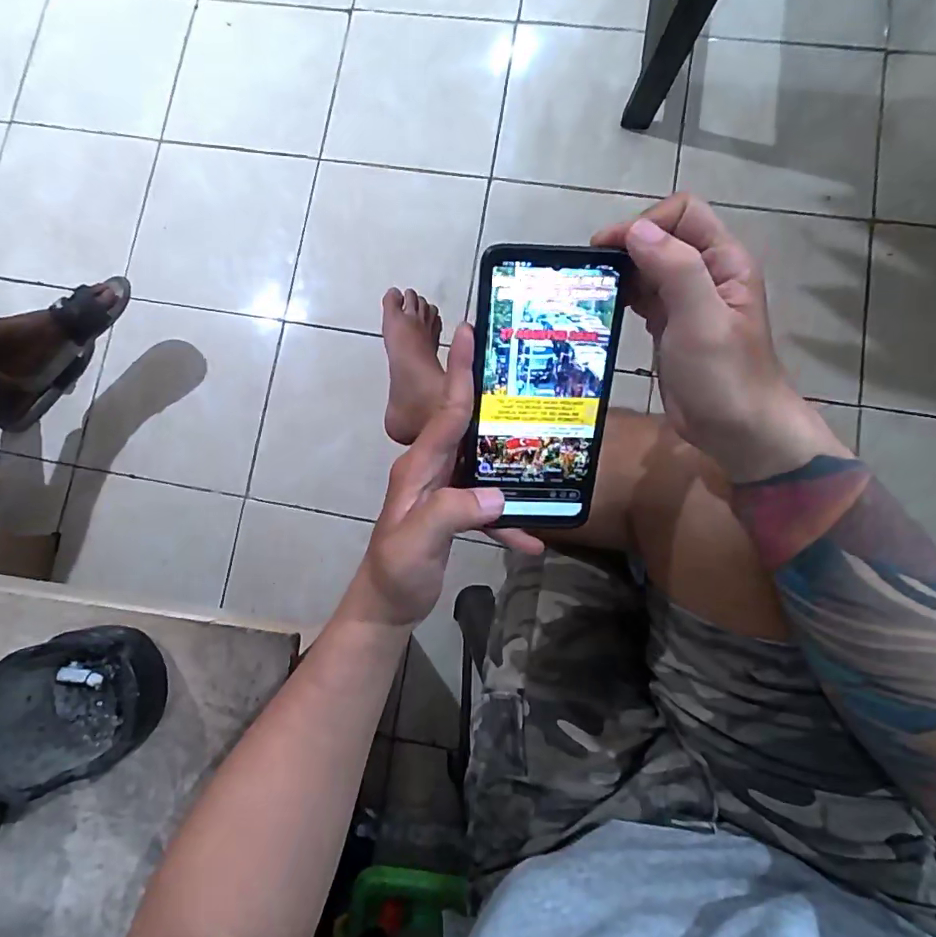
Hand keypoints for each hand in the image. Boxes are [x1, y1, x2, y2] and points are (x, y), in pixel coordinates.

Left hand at [348, 325, 545, 627]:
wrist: (386, 603)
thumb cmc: (395, 571)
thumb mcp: (417, 542)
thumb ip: (450, 513)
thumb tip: (496, 495)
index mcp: (418, 468)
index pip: (445, 413)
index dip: (459, 374)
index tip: (470, 333)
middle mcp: (429, 471)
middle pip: (464, 424)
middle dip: (488, 394)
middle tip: (522, 368)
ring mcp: (441, 491)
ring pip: (482, 462)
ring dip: (512, 457)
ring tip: (549, 444)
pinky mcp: (452, 513)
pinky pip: (487, 506)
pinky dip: (510, 519)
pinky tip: (536, 538)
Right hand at [591, 193, 844, 480]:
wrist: (736, 427)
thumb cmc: (723, 375)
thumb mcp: (700, 319)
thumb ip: (674, 270)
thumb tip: (635, 230)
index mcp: (723, 263)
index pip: (682, 215)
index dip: (643, 224)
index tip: (606, 252)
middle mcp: (705, 274)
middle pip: (659, 236)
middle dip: (623, 246)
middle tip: (588, 273)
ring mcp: (685, 300)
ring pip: (644, 265)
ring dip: (616, 272)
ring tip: (586, 291)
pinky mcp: (667, 323)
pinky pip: (638, 295)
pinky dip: (617, 295)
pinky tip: (598, 309)